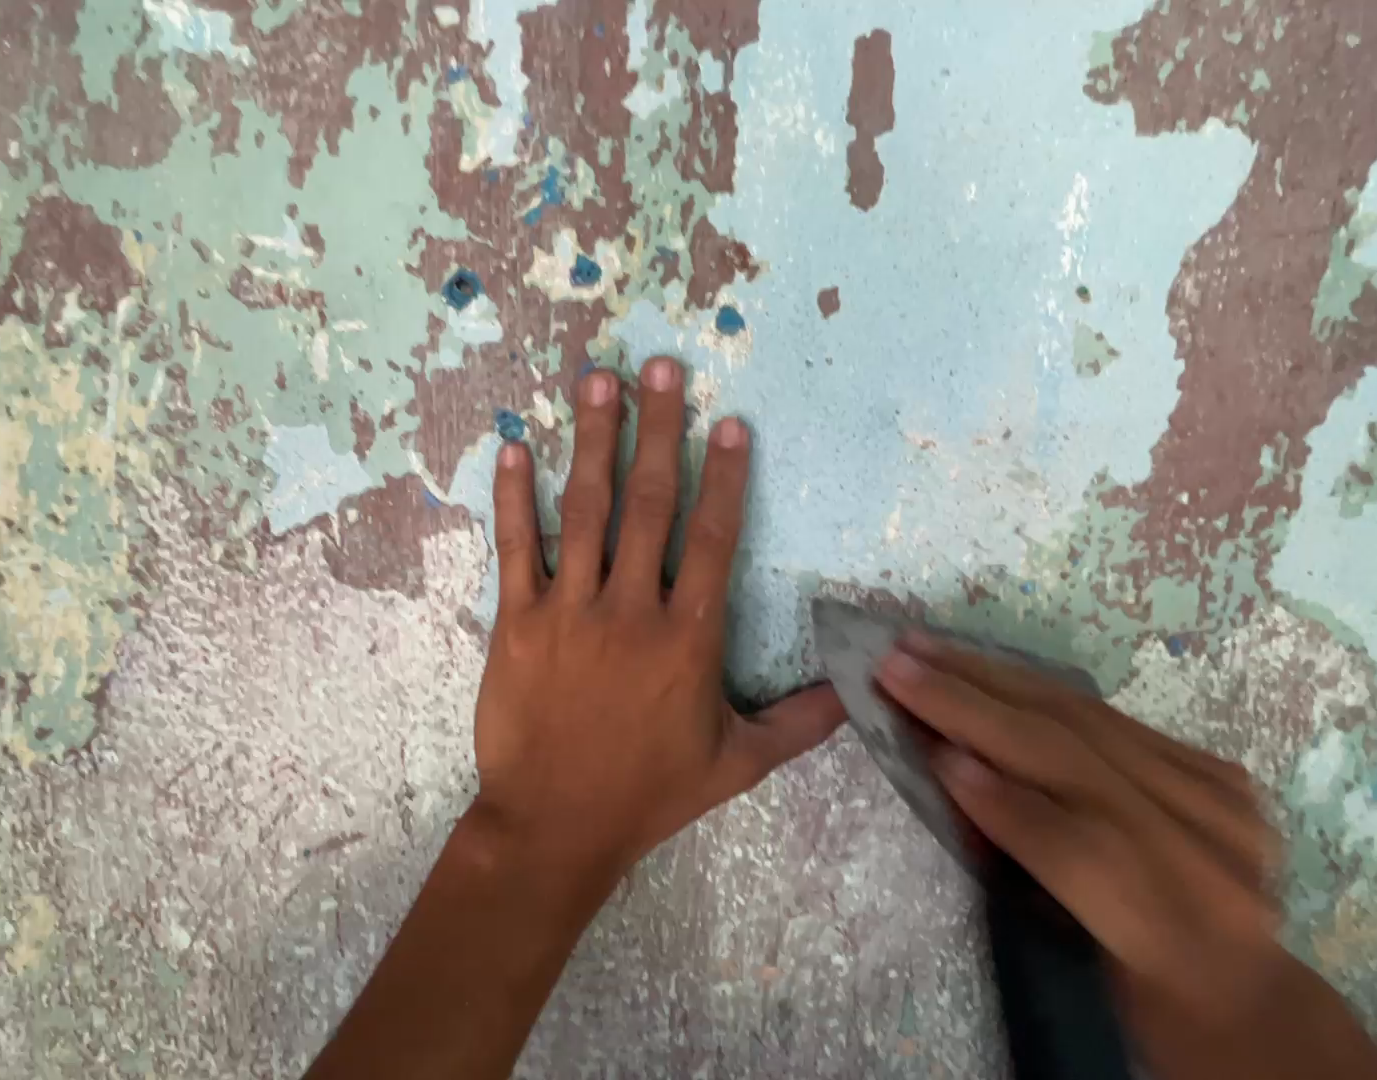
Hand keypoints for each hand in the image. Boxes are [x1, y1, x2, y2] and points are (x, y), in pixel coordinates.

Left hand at [473, 356, 844, 882]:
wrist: (555, 826)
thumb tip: (861, 690)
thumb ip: (801, 723)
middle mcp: (630, 610)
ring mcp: (568, 611)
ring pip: (584, 512)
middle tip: (661, 367)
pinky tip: (515, 447)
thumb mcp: (737, 765)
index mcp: (688, 639)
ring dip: (593, 441)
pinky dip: (514, 497)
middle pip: (649, 504)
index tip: (727, 421)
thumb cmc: (648, 793)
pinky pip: (516, 549)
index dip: (724, 477)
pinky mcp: (516, 622)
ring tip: (597, 381)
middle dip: (658, 430)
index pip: (712, 539)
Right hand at [874, 634, 1376, 1079]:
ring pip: (1085, 717)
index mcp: (1168, 932)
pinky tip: (982, 662)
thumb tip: (953, 765)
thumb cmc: (1127, 981)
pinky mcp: (1221, 772)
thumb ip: (1015, 850)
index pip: (1066, 844)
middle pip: (1072, 758)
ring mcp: (1222, 805)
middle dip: (970, 703)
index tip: (920, 744)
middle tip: (897, 662)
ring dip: (990, 674)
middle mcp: (1209, 857)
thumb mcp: (1060, 935)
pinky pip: (1106, 713)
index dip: (988, 793)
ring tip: (926, 646)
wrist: (1239, 986)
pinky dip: (1033, 686)